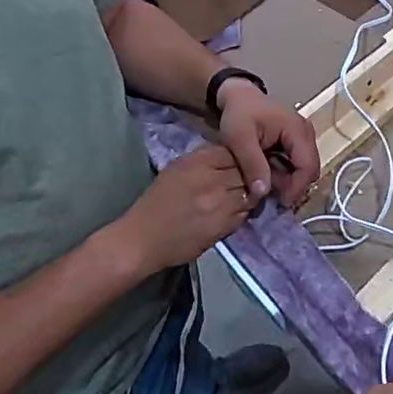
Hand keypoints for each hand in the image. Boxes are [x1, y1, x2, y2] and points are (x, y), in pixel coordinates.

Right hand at [102, 147, 257, 275]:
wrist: (140, 242)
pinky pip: (246, 211)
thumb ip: (204, 159)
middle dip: (249, 173)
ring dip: (250, 191)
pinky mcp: (226, 225)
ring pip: (252, 191)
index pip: (234, 151)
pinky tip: (234, 209)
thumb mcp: (176, 170)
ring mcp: (222, 204)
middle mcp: (213, 181)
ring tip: (242, 193)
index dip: (240, 156)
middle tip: (245, 177)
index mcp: (198, 164)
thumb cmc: (155, 203)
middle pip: (247, 170)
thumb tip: (231, 151)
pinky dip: (244, 209)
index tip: (240, 162)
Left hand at [216, 78, 318, 208]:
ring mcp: (304, 135)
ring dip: (292, 181)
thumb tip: (262, 193)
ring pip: (306, 166)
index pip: (308, 165)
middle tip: (275, 202)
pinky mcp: (297, 139)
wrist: (238, 95)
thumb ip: (252, 165)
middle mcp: (306, 132)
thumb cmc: (239, 114)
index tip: (281, 204)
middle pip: (311, 167)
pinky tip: (272, 179)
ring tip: (272, 192)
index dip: (297, 187)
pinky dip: (288, 173)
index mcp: (297, 130)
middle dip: (296, 186)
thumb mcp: (239, 139)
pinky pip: (299, 161)